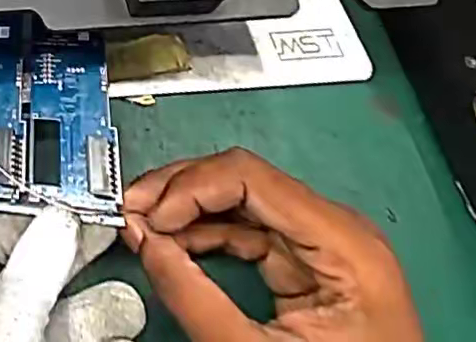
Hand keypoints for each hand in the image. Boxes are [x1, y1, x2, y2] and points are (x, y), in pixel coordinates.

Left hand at [0, 208, 144, 341]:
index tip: (83, 203)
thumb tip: (59, 219)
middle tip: (117, 239)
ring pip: (55, 323)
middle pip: (32, 276)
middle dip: (76, 256)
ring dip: (95, 309)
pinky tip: (122, 338)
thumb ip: (27, 283)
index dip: (40, 214)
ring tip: (132, 303)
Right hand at [121, 148, 422, 341]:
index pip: (250, 176)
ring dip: (187, 208)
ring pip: (239, 200)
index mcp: (343, 242)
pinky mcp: (306, 262)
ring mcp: (321, 243)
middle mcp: (334, 228)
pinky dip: (205, 233)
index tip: (149, 214)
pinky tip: (173, 242)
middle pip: (242, 180)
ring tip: (143, 222)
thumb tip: (143, 241)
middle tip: (133, 208)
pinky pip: (247, 230)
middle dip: (181, 191)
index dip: (191, 186)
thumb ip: (197, 299)